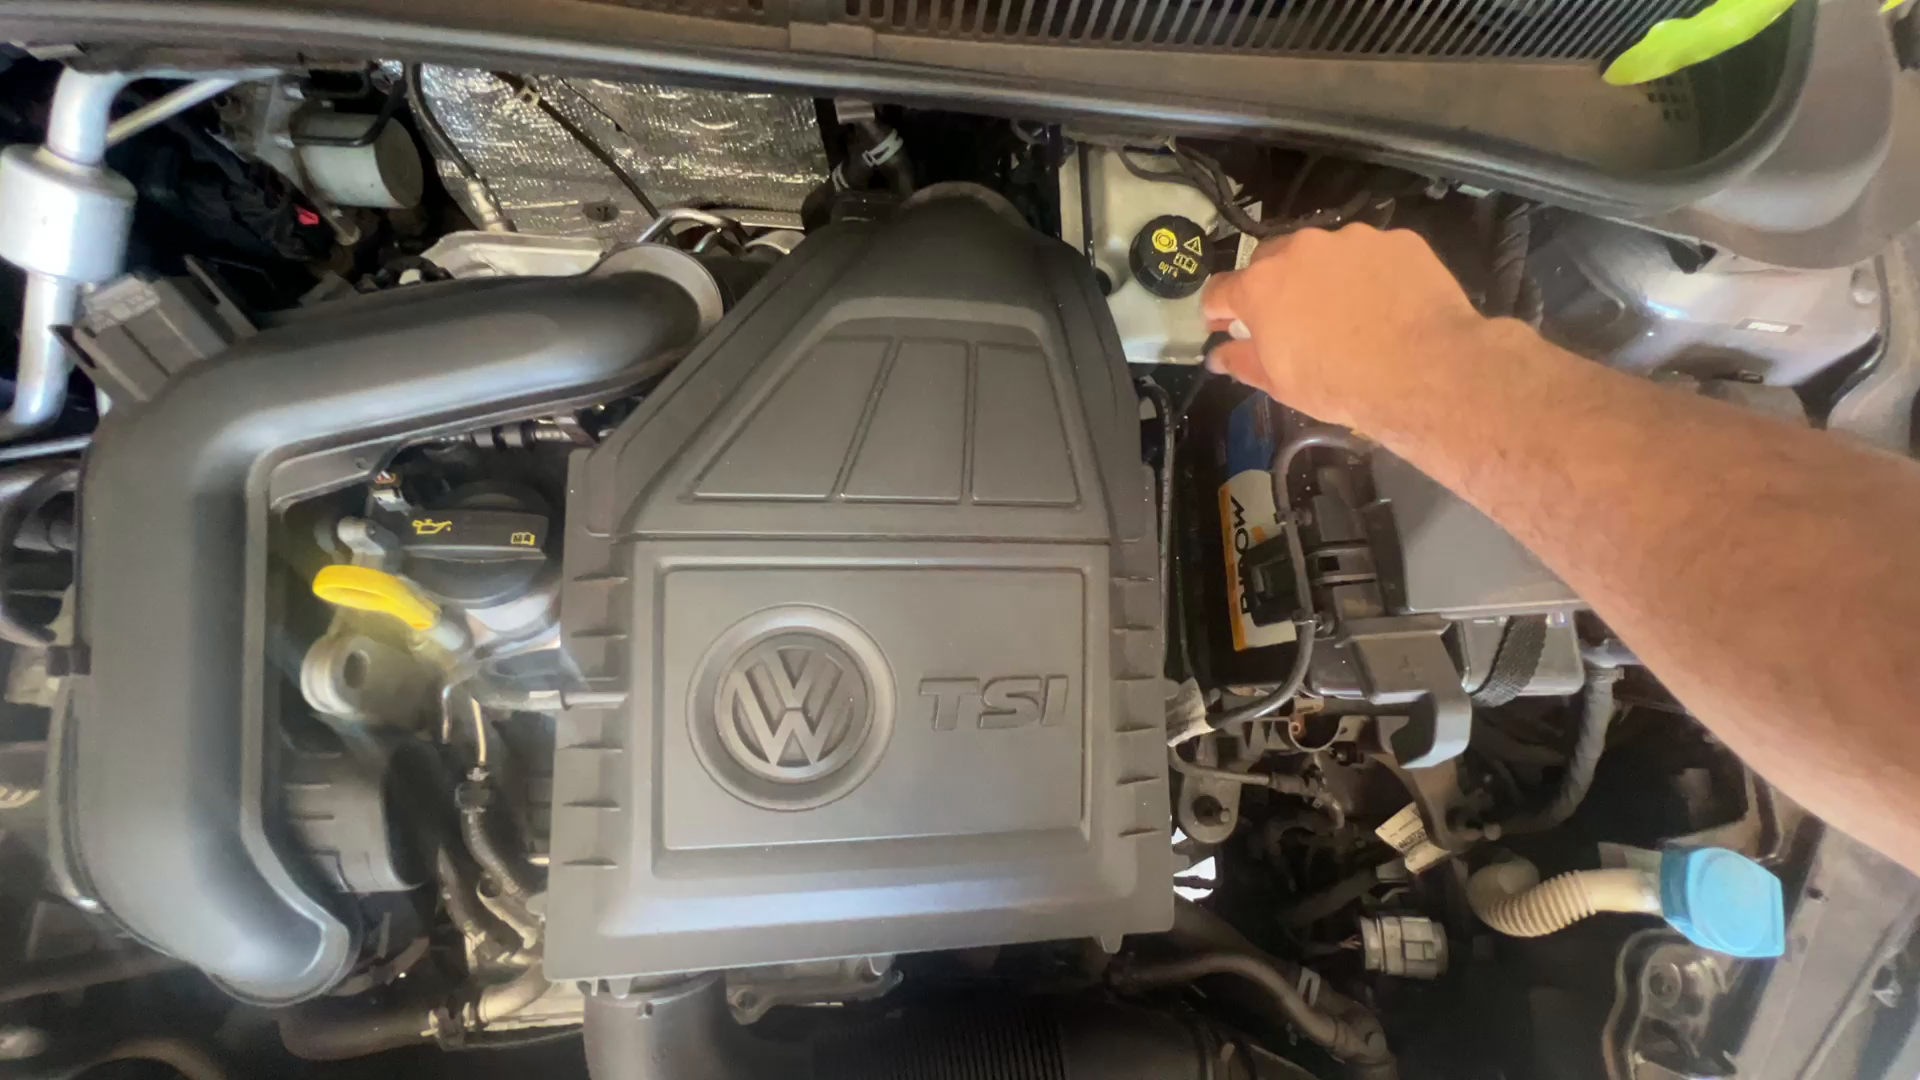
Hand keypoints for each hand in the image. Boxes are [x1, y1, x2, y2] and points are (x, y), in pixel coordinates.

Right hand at [1201, 224, 1487, 432]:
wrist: (1422, 370)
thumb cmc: (1337, 383)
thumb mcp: (1278, 383)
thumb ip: (1240, 361)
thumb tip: (1217, 356)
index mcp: (1260, 287)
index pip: (1218, 290)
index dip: (1217, 312)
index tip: (1224, 327)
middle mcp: (1299, 250)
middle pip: (1268, 262)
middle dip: (1268, 288)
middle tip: (1285, 321)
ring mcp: (1350, 240)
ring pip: (1319, 254)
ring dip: (1317, 277)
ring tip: (1340, 311)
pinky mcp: (1395, 239)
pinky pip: (1366, 254)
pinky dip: (1363, 274)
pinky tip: (1379, 304)